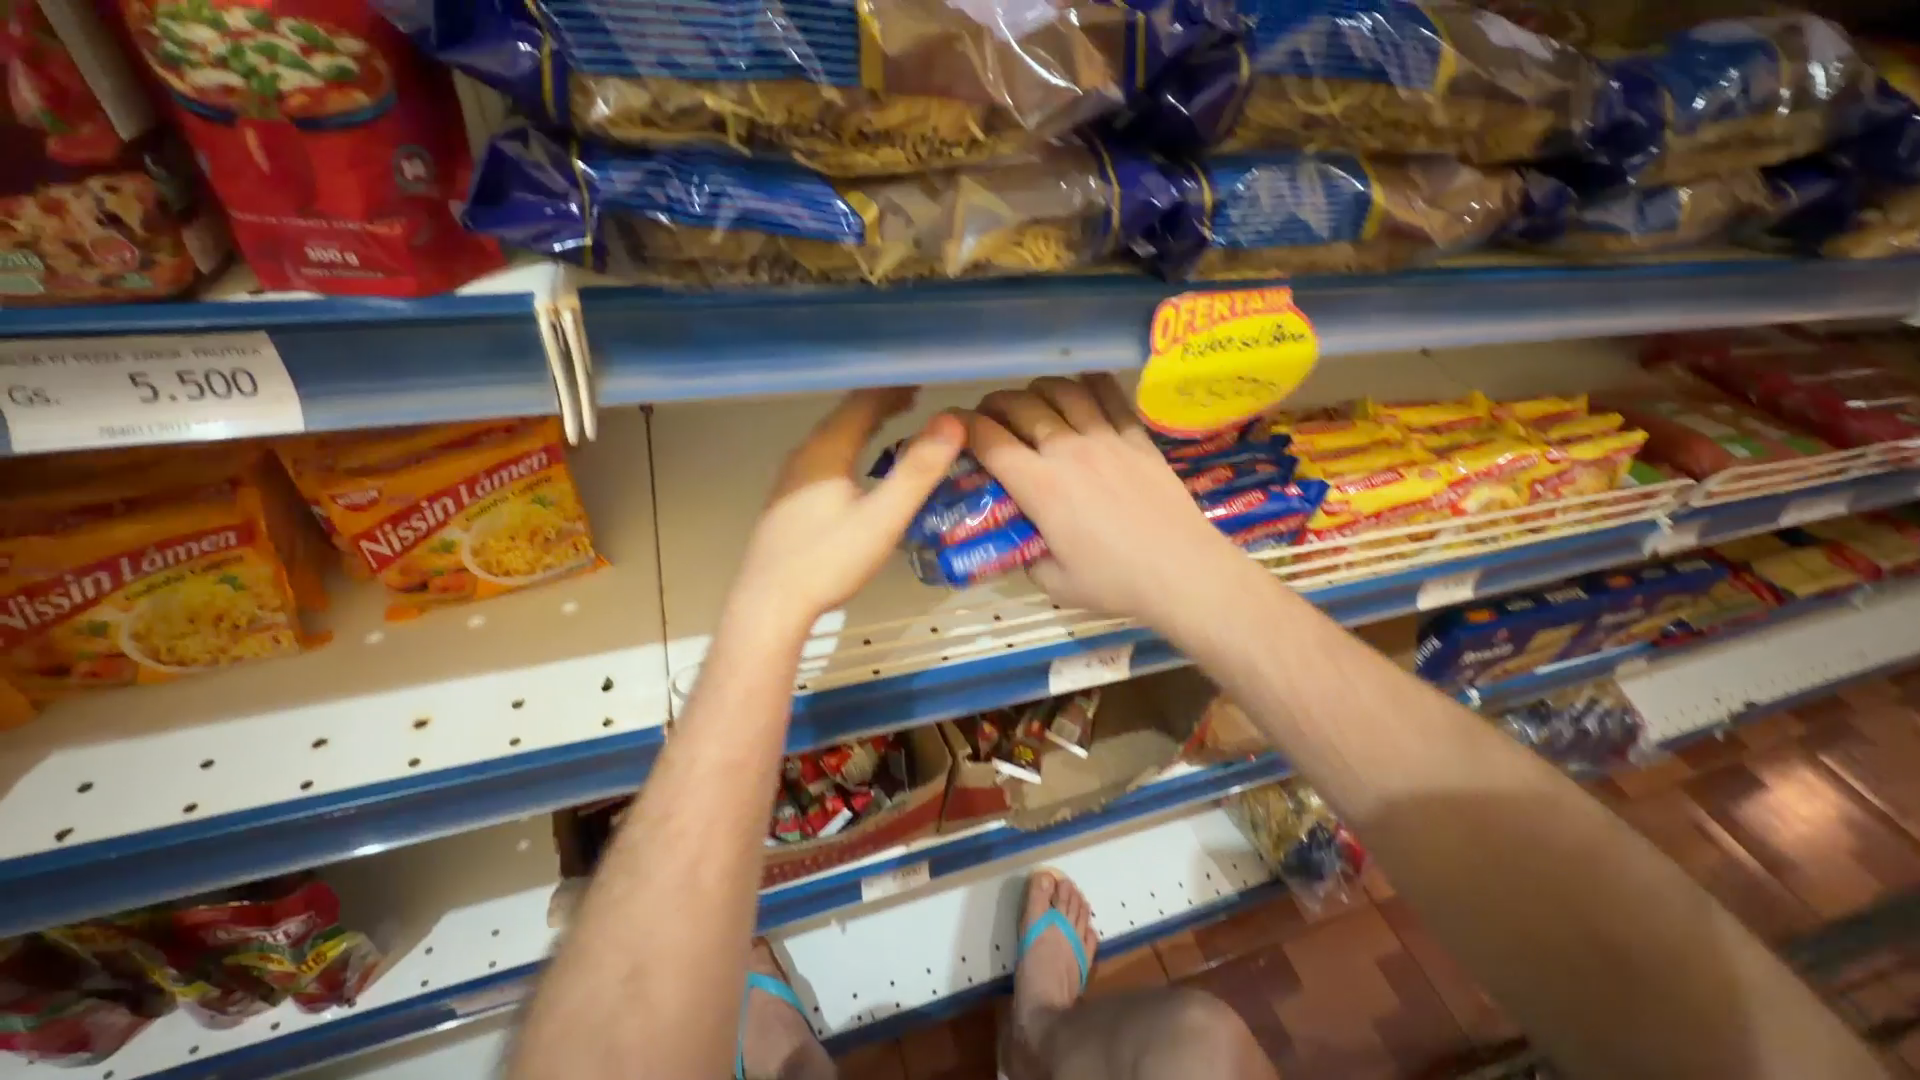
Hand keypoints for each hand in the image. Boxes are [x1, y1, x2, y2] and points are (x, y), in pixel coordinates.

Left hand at [732, 387, 963, 629]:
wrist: (770, 604)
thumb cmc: (828, 561)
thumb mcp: (882, 518)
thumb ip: (917, 471)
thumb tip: (952, 421)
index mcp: (826, 451)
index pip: (861, 404)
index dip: (892, 389)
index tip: (921, 381)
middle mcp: (803, 456)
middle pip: (844, 417)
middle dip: (879, 404)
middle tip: (913, 398)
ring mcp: (790, 481)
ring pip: (831, 438)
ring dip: (862, 426)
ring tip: (891, 423)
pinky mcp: (786, 503)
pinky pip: (823, 459)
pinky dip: (848, 448)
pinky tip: (855, 469)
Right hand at [966, 375, 1253, 630]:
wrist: (1182, 572)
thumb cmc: (1115, 582)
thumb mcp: (1055, 583)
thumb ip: (1028, 558)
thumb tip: (1020, 544)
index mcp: (1041, 487)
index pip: (990, 441)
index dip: (962, 427)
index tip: (951, 425)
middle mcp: (1068, 451)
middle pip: (1021, 406)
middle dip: (995, 404)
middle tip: (989, 416)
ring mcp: (1106, 439)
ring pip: (1063, 390)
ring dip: (1037, 389)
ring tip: (1031, 400)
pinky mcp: (1138, 438)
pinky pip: (1109, 395)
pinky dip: (1088, 383)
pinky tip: (1080, 387)